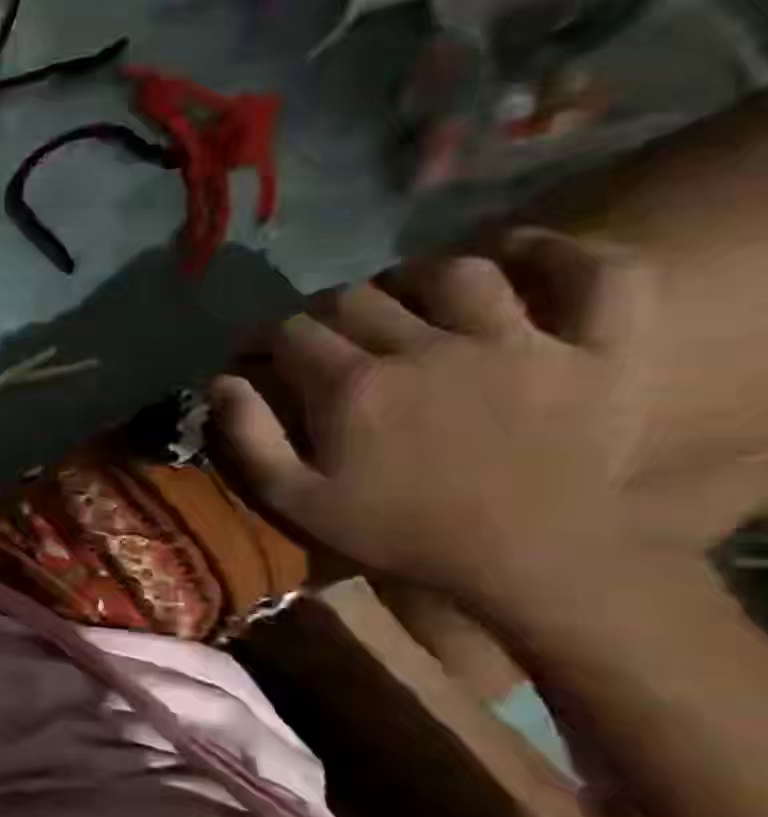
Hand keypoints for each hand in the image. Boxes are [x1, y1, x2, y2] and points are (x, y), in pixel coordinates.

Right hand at [209, 228, 655, 600]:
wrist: (532, 563)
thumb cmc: (400, 533)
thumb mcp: (296, 500)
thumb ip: (248, 437)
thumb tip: (221, 381)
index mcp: (354, 386)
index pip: (291, 331)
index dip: (265, 338)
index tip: (259, 356)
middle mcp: (425, 348)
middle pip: (357, 297)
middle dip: (325, 312)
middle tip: (324, 338)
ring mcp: (515, 343)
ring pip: (453, 273)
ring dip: (415, 278)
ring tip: (405, 299)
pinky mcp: (593, 351)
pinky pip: (596, 275)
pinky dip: (560, 253)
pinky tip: (517, 253)